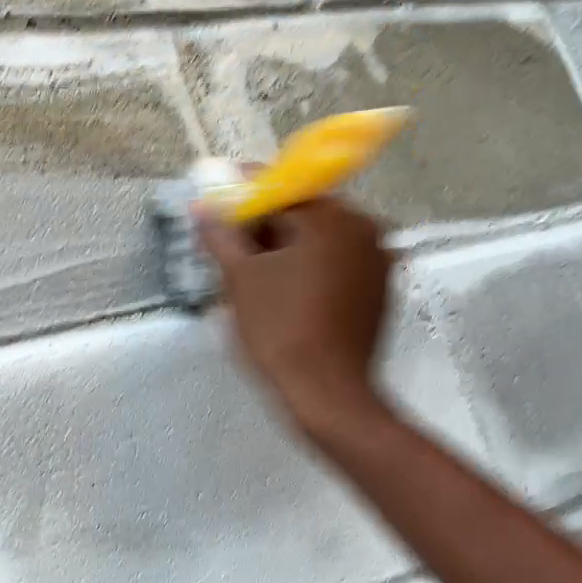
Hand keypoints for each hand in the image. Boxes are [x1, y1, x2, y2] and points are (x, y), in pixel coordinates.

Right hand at [197, 198, 395, 442]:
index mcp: (332, 218)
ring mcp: (378, 260)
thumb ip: (221, 235)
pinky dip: (310, 269)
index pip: (280, 190)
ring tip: (252, 271)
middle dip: (265, 225)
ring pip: (321, 241)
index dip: (243, 196)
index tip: (216, 204)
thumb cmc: (280, 329)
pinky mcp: (379, 291)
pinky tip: (283, 290)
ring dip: (287, 248)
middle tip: (230, 244)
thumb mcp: (240, 278)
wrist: (326, 392)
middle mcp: (364, 228)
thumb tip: (202, 208)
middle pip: (303, 214)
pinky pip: (337, 265)